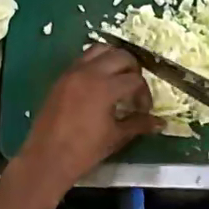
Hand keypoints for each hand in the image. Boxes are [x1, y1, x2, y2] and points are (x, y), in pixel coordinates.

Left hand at [18, 45, 160, 185]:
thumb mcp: (115, 137)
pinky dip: (96, 63)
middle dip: (133, 70)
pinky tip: (100, 83)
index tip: (143, 109)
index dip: (144, 94)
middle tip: (134, 89)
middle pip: (121, 56)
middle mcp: (89, 72)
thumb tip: (160, 122)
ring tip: (119, 79)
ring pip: (100, 49)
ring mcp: (73, 72)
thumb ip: (139, 124)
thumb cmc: (84, 151)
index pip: (135, 79)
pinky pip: (83, 59)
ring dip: (114, 59)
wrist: (47, 158)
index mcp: (105, 87)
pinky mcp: (62, 77)